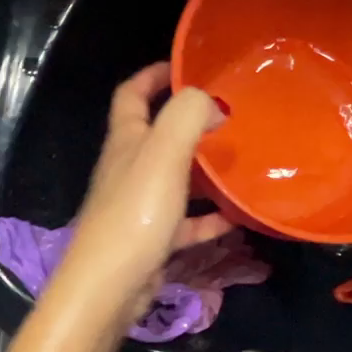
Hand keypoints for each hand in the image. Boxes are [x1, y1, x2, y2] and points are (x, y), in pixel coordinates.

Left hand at [46, 63, 232, 330]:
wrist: (110, 285)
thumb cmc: (135, 214)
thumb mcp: (163, 153)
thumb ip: (188, 116)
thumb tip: (214, 105)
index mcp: (126, 141)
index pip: (132, 95)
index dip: (153, 75)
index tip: (185, 67)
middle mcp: (129, 169)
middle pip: (158, 137)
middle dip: (191, 124)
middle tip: (230, 119)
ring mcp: (140, 207)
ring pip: (176, 180)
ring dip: (205, 173)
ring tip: (241, 166)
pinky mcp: (153, 241)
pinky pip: (187, 223)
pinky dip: (210, 218)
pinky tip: (237, 219)